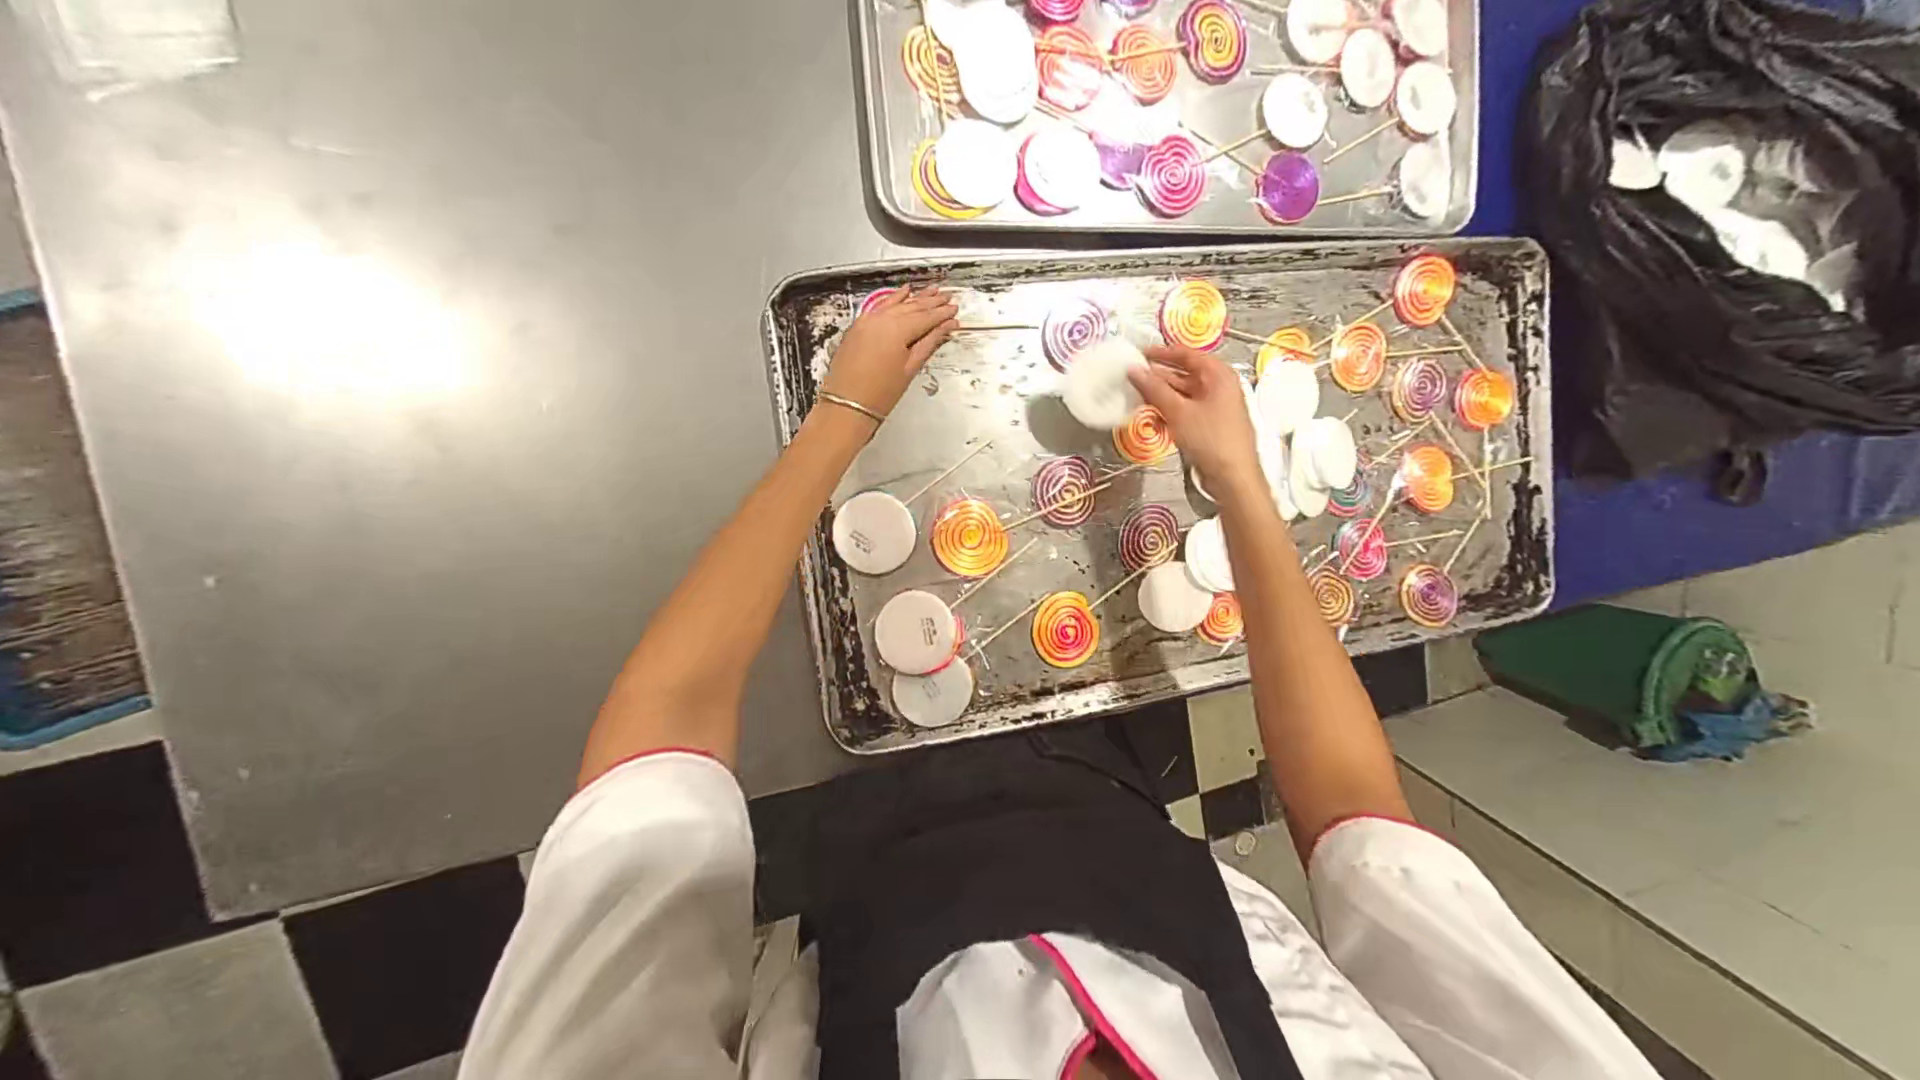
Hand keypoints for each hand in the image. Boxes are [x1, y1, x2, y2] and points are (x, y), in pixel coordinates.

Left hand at [821, 288, 958, 420]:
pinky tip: (902, 294)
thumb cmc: (878, 394)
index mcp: (897, 329)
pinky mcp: (858, 327)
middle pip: (913, 306)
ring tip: (931, 292)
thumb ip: (929, 343)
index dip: (942, 313)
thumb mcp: (910, 368)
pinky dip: (893, 299)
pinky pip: (880, 306)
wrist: (847, 405)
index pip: (926, 316)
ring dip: (915, 297)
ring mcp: (867, 321)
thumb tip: (945, 328)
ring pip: (897, 303)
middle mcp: (881, 319)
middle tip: (947, 297)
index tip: (954, 309)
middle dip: (932, 302)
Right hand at [1129, 345, 1260, 492]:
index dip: (1161, 353)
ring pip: (1185, 392)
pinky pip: (1188, 408)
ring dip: (1163, 394)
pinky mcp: (1212, 423)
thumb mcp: (1178, 411)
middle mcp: (1220, 386)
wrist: (1232, 475)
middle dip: (1159, 376)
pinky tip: (1156, 415)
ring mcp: (1217, 405)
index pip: (1187, 354)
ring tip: (1140, 396)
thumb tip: (1135, 371)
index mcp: (1219, 375)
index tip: (1140, 354)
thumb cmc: (1212, 440)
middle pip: (1185, 373)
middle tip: (1136, 377)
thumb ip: (1154, 389)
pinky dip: (1171, 409)